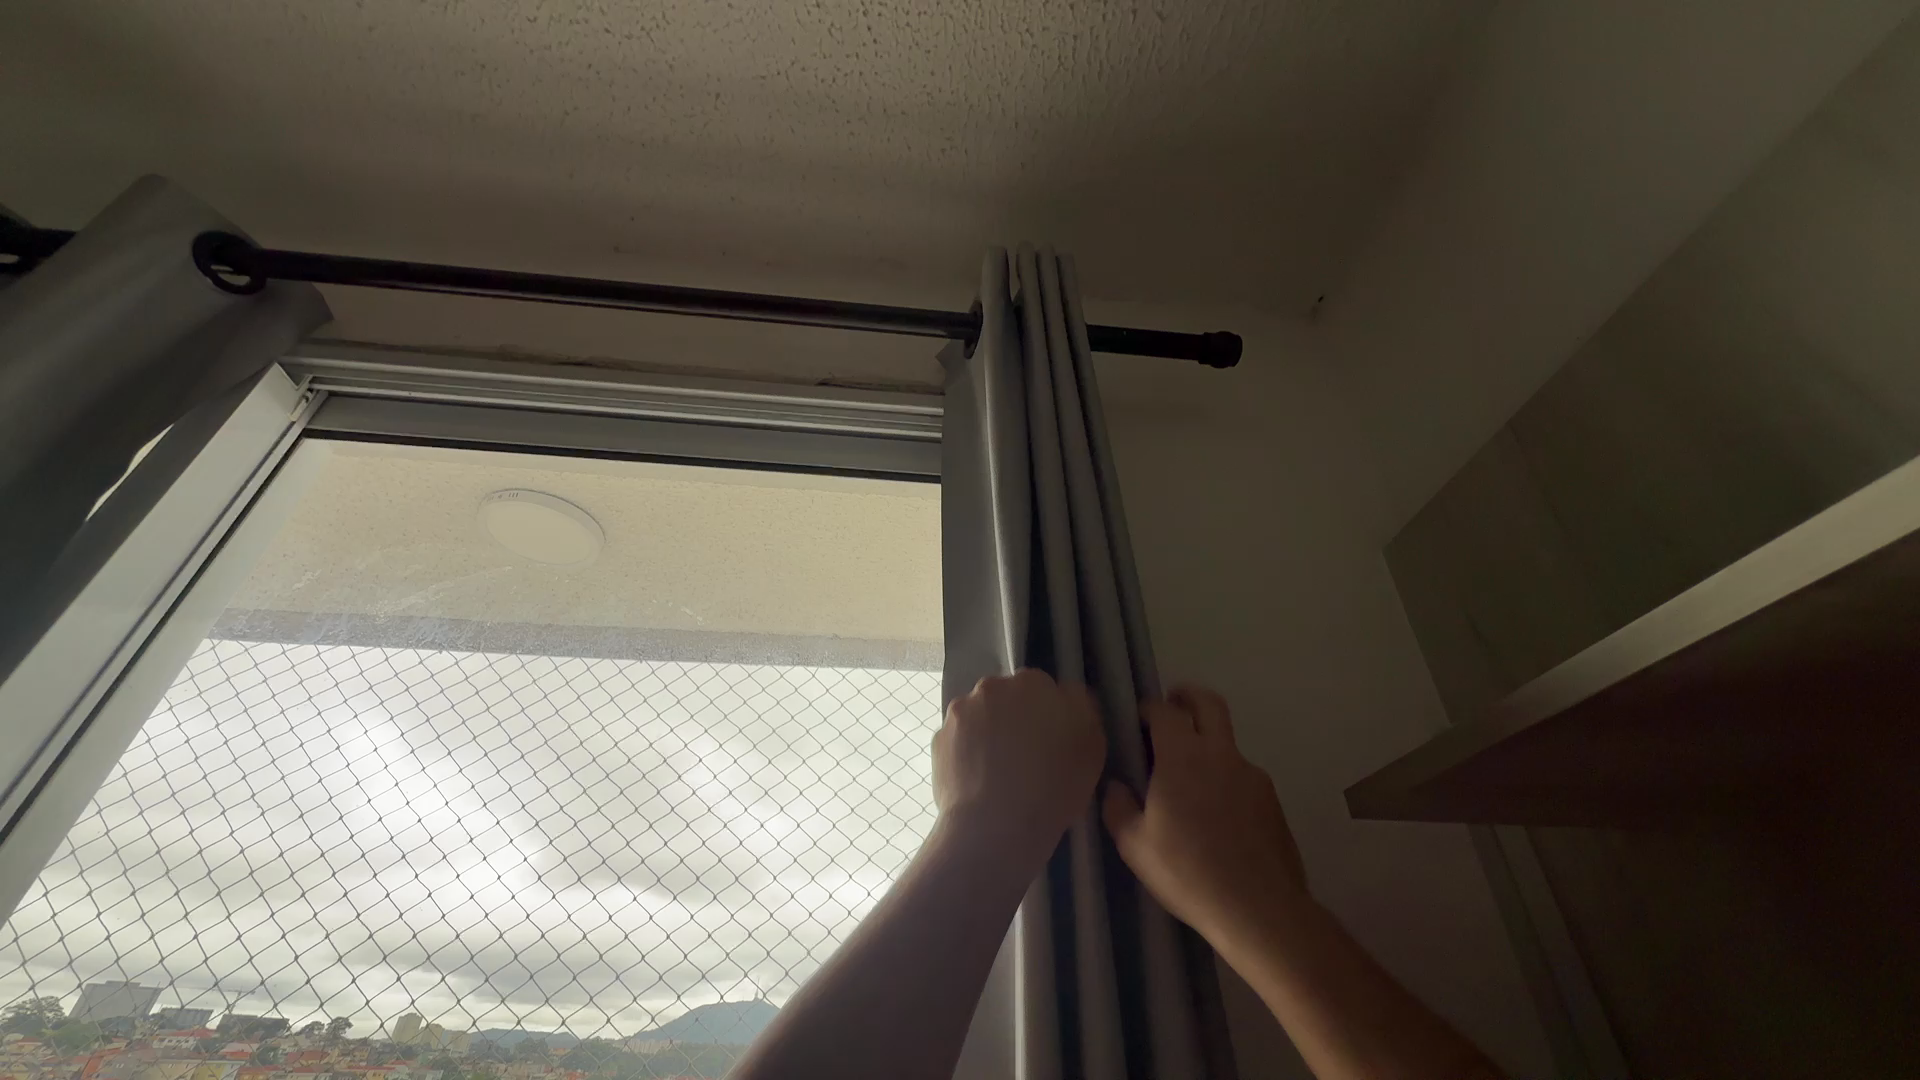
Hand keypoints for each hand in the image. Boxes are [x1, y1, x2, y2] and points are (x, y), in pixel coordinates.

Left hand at [934, 670, 1106, 856]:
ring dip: (988, 733)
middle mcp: (991, 686)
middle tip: (1026, 757)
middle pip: (1007, 697)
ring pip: (979, 716)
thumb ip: (1081, 708)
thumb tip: (1067, 696)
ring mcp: (959, 712)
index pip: (1042, 688)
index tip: (1052, 741)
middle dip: (1015, 719)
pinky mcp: (938, 738)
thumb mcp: (1092, 745)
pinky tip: (978, 780)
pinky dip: (967, 754)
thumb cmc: (1053, 786)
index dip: (1048, 715)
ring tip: (998, 773)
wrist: (996, 826)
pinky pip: (959, 740)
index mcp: (1032, 682)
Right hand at [1103, 685, 1307, 947]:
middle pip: (1208, 704)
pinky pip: (1242, 776)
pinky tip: (1215, 818)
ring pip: (1226, 743)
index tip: (1136, 721)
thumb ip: (1119, 807)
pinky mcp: (1272, 801)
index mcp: (1183, 756)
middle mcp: (1221, 755)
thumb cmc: (1188, 872)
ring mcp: (1252, 776)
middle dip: (1187, 697)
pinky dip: (1224, 780)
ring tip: (1188, 786)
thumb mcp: (1134, 845)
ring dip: (1206, 746)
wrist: (1260, 910)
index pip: (1164, 711)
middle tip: (1172, 707)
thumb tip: (1117, 786)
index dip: (1148, 709)